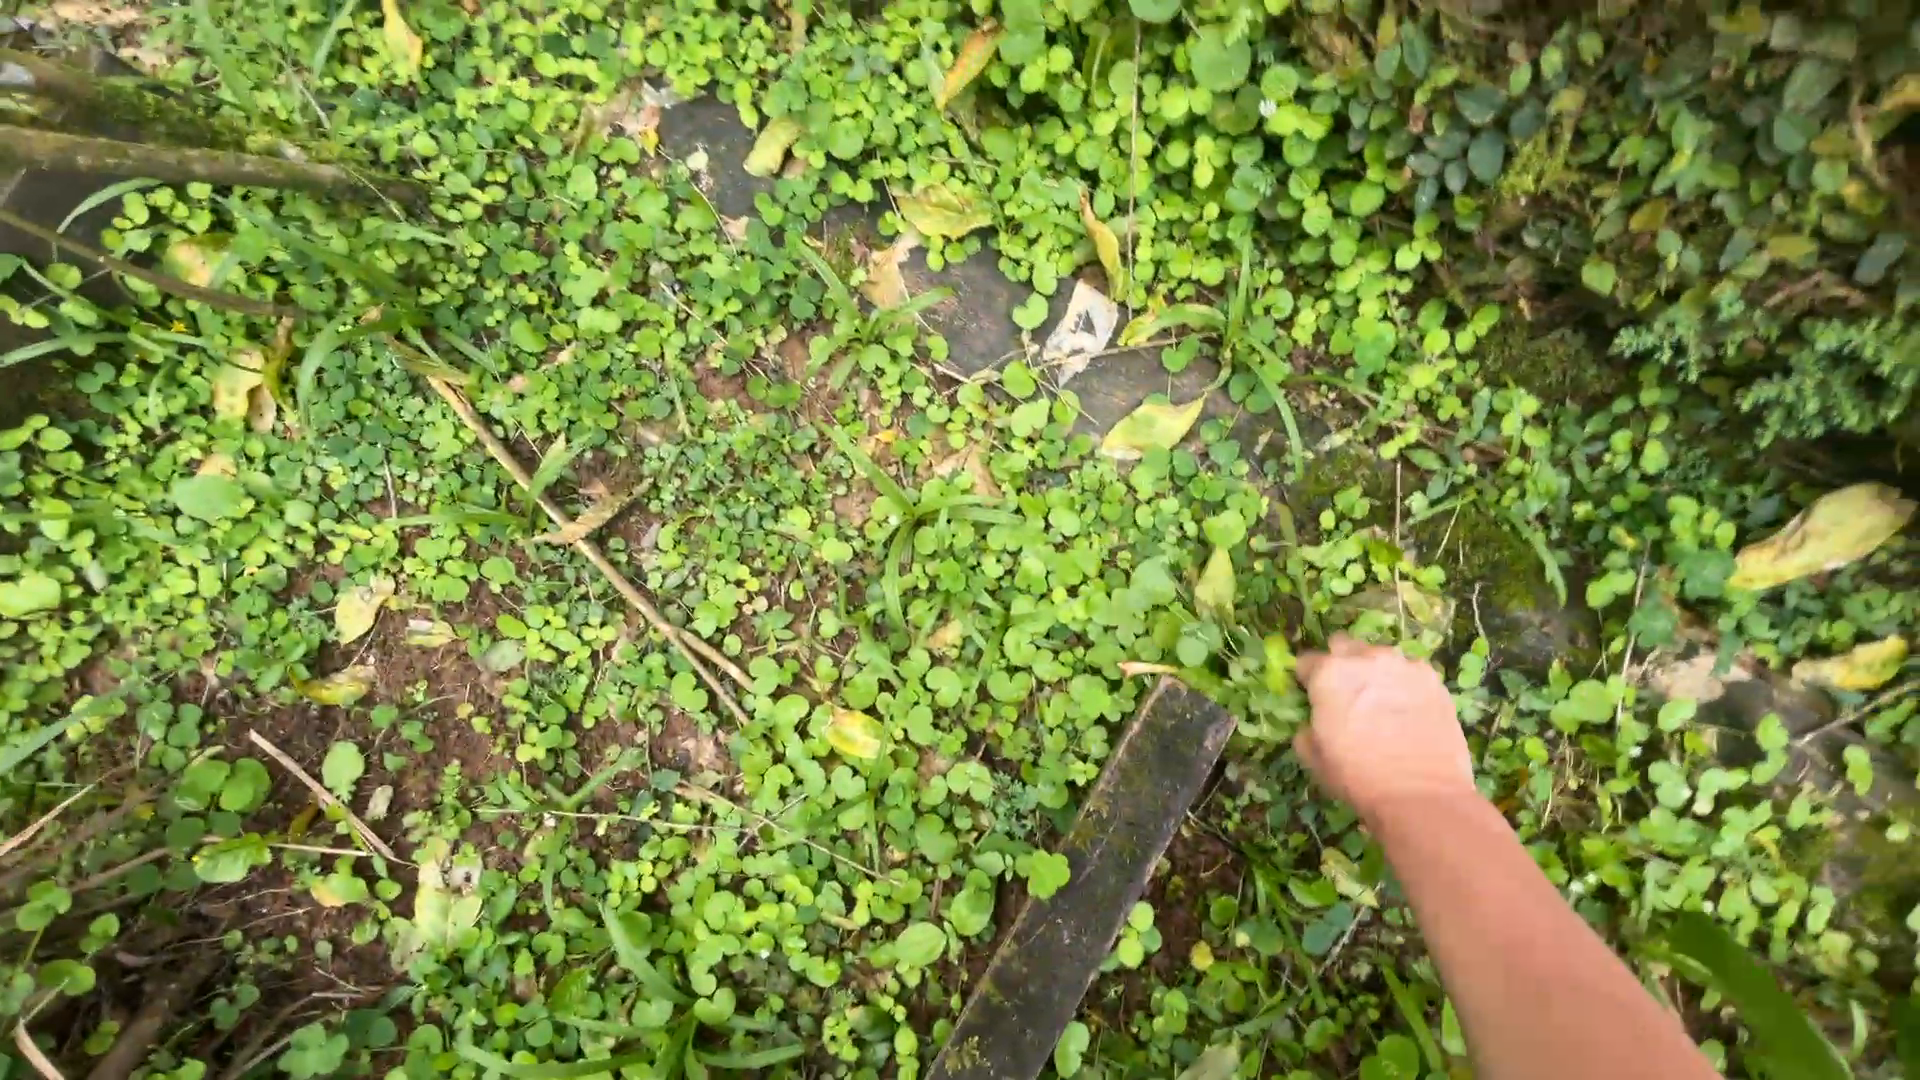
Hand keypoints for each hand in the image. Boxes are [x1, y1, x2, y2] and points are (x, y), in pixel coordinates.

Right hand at [1293, 635, 1477, 821]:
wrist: (1420, 795)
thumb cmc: (1357, 775)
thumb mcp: (1312, 754)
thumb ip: (1306, 725)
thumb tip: (1314, 720)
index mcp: (1328, 673)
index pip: (1306, 661)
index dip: (1306, 680)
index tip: (1311, 697)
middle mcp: (1364, 658)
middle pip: (1343, 646)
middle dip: (1340, 664)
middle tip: (1345, 694)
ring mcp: (1403, 666)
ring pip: (1379, 657)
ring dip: (1374, 671)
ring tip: (1381, 701)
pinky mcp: (1434, 680)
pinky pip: (1410, 672)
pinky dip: (1404, 684)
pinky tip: (1407, 709)